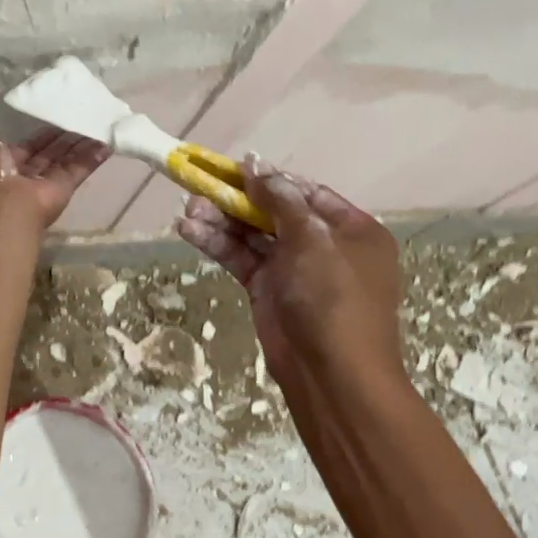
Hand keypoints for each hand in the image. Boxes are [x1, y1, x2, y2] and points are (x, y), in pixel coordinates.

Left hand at [0, 129, 109, 230]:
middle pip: (45, 154)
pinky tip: (107, 143)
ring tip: (97, 125)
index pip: (22, 148)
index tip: (53, 120)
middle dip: (61, 138)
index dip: (37, 136)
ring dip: (79, 144)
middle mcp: (19, 175)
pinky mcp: (61, 191)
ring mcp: (41, 185)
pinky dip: (92, 158)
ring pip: (63, 161)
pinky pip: (77, 171)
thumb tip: (1, 142)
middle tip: (79, 118)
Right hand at [175, 155, 404, 390]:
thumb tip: (255, 165)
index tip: (232, 169)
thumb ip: (280, 201)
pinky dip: (216, 244)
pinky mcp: (267, 290)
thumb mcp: (312, 240)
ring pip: (251, 235)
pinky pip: (240, 258)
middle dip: (236, 200)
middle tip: (199, 190)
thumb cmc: (333, 298)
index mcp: (351, 230)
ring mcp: (294, 270)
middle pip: (273, 212)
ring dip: (220, 221)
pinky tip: (188, 231)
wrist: (332, 373)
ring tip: (186, 211)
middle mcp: (324, 246)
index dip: (269, 179)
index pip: (306, 193)